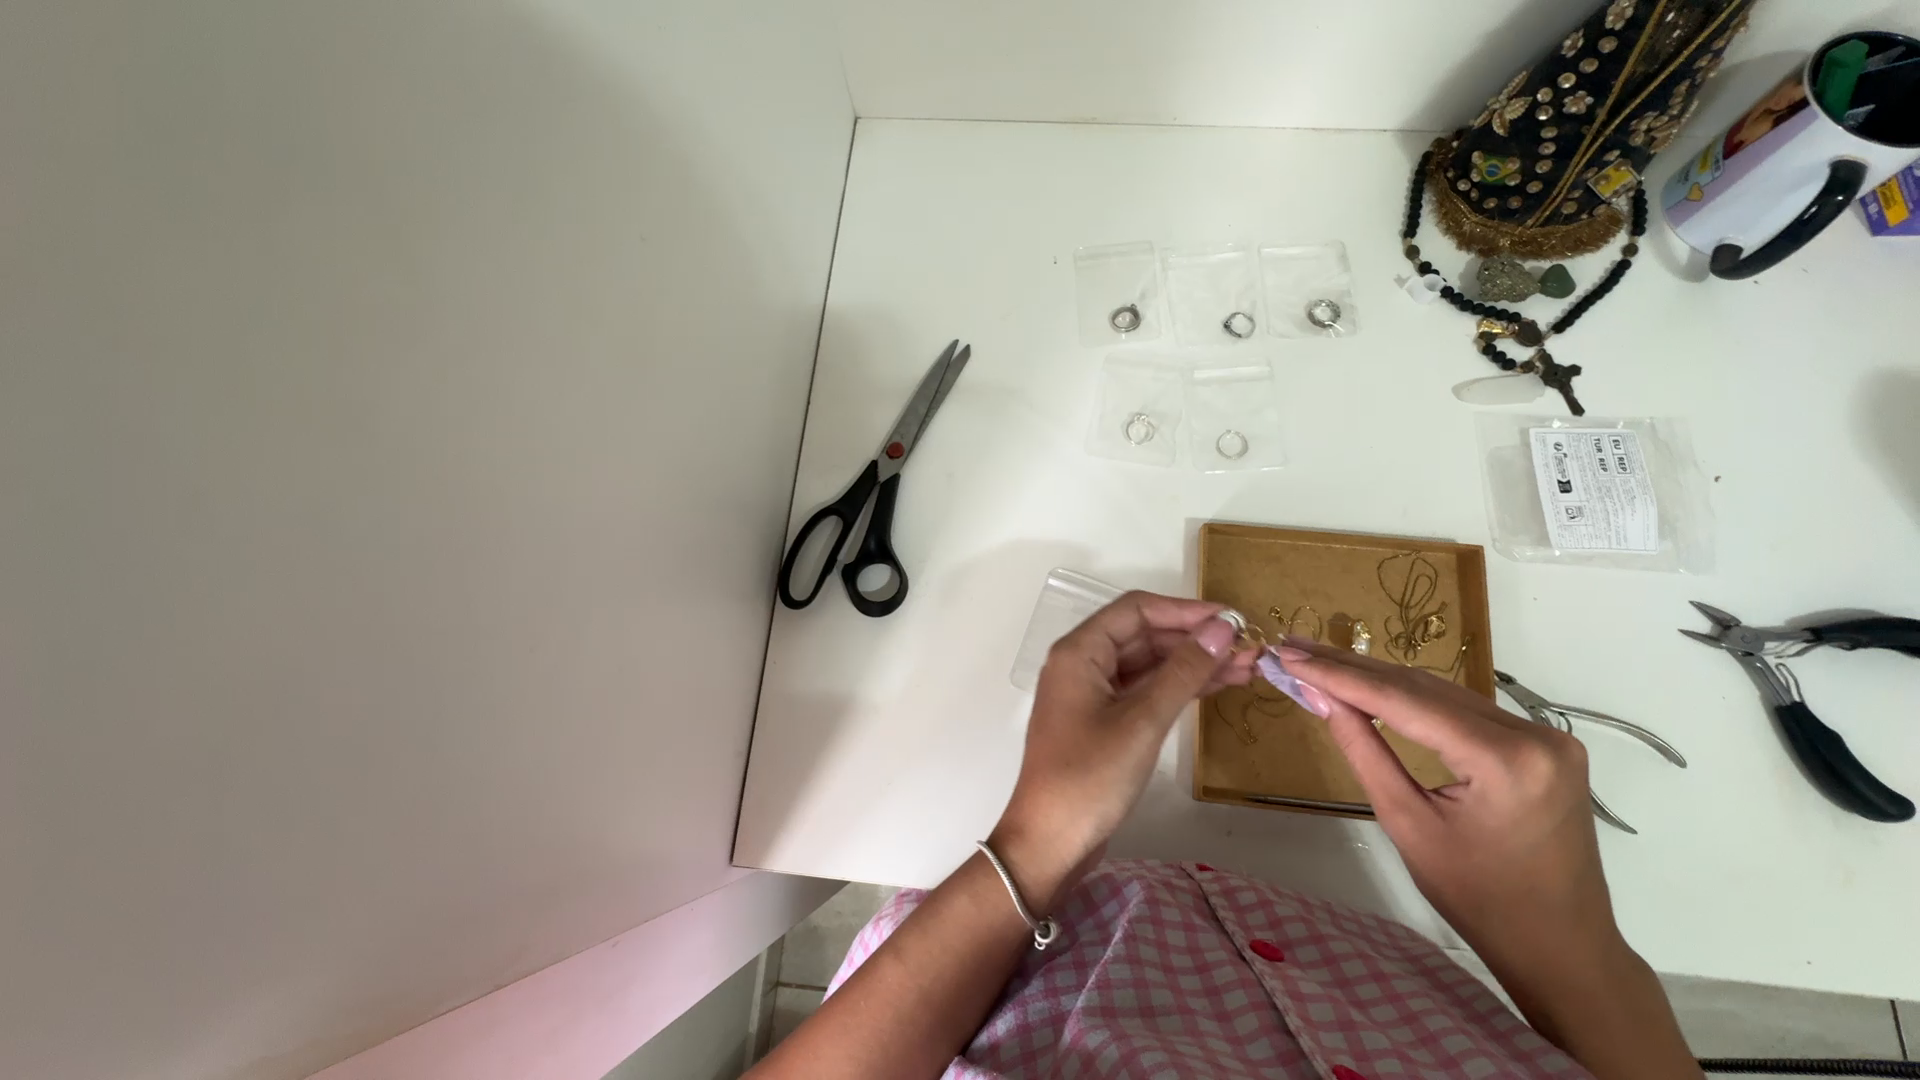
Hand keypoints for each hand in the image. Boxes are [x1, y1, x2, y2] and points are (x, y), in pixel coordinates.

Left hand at [991, 592, 1255, 909]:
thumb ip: (1183, 671)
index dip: (1186, 610)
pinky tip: (1218, 687)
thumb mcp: (1143, 721)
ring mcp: (1092, 694)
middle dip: (1195, 639)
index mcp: (1079, 652)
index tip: (1233, 619)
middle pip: (1144, 635)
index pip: (1136, 610)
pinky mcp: (1104, 721)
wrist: (1051, 842)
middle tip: (1249, 647)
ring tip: (1248, 667)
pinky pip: (1145, 690)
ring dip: (1193, 664)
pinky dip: (1178, 688)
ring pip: (1148, 664)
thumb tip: (1223, 628)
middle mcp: (1082, 664)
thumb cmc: (1090, 777)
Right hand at [1272, 640, 1620, 967]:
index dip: (1340, 676)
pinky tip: (1373, 687)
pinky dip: (1413, 699)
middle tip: (1295, 649)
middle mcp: (1534, 733)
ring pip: (1443, 693)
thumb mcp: (1407, 823)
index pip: (1404, 701)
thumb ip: (1363, 750)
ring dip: (1380, 679)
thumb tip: (1320, 696)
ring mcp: (1545, 735)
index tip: (1290, 656)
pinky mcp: (1542, 743)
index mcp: (1506, 759)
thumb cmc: (1477, 898)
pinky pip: (1464, 710)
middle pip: (1424, 688)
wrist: (1559, 945)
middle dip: (1354, 669)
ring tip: (1321, 661)